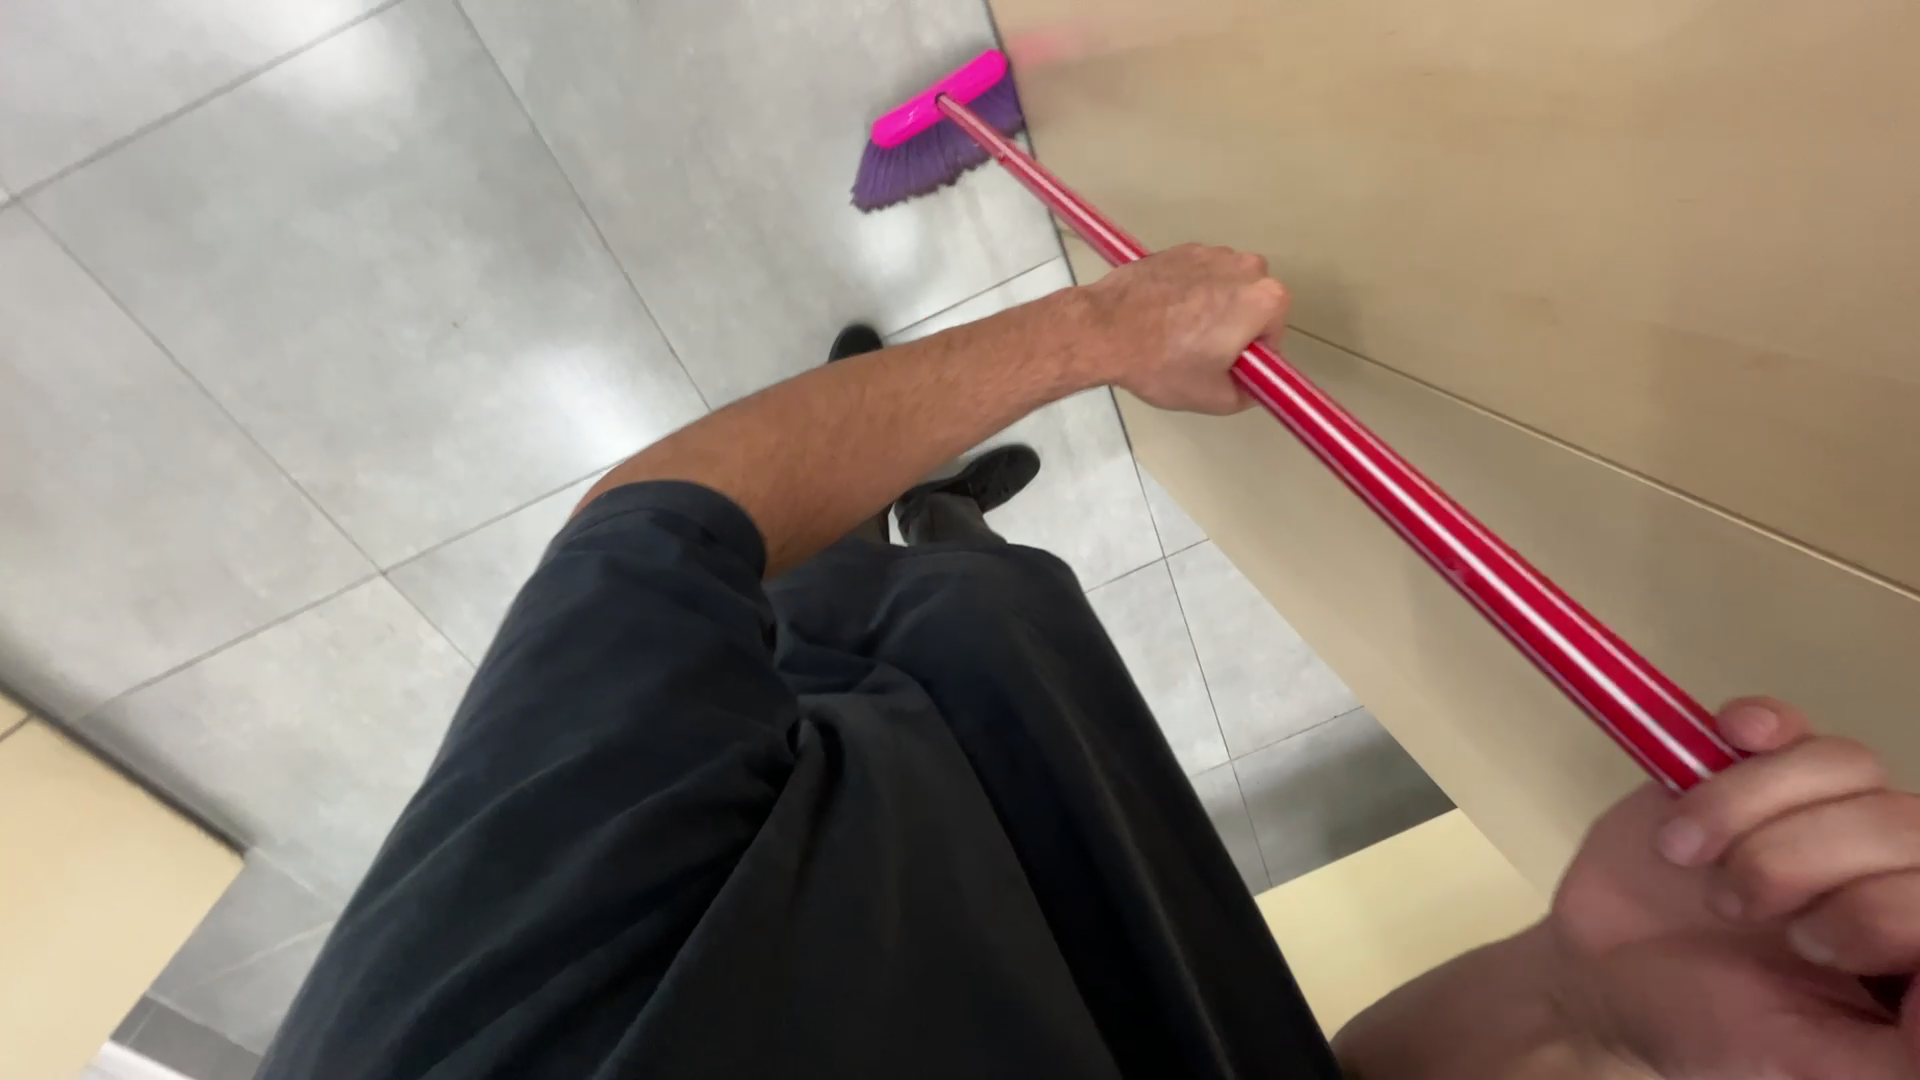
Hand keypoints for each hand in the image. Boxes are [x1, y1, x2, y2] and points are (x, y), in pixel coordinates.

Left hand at [1076, 243, 1288, 414]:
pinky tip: (1160, 316)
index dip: (1249, 357)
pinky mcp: (1180, 249)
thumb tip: (1253, 385)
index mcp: (1265, 299)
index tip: (1221, 368)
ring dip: (1208, 309)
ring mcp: (1211, 252)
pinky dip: (1184, 294)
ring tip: (1173, 335)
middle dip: (1231, 329)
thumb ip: (1249, 393)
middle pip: (1250, 307)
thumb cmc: (1162, 363)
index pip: (1271, 335)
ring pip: (1223, 290)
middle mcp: (1247, 265)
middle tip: (1196, 354)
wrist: (1103, 330)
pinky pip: (1195, 277)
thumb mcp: (1214, 398)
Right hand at [1549, 698, 1919, 1076]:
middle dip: (1800, 865)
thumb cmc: (1709, 1029)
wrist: (1598, 973)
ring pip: (1842, 767)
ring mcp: (1811, 816)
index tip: (1821, 952)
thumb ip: (1915, 1046)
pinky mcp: (1733, 772)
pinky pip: (1781, 723)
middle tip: (1737, 909)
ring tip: (1688, 854)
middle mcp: (1890, 874)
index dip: (1889, 912)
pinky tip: (1728, 739)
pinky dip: (1759, 723)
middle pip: (1905, 825)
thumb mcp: (1826, 1069)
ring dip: (1744, 809)